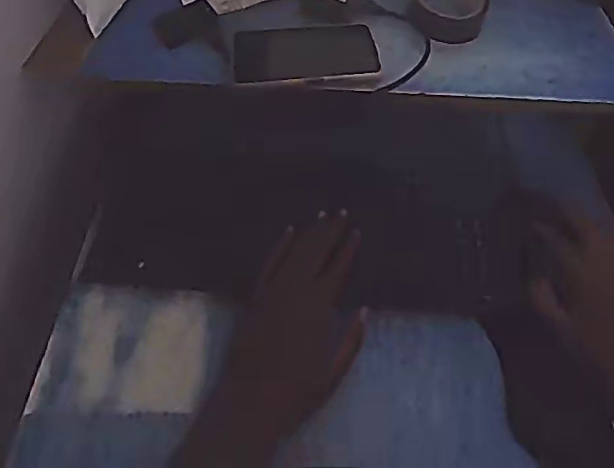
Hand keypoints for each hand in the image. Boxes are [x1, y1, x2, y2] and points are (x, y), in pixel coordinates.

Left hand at [171, 212, 365, 467]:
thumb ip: (351, 341)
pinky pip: (270, 261)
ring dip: (310, 231)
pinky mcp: (256, 294)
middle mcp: (296, 290)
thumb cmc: (296, 393)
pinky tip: (290, 229)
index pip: (337, 268)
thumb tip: (364, 310)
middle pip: (316, 251)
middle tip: (341, 213)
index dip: (348, 249)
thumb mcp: (333, 375)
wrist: (250, 400)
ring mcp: (273, 289)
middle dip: (330, 230)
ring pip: (294, 250)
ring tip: (322, 215)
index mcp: (318, 308)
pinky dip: (281, 243)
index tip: (356, 232)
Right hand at [525, 205, 613, 419]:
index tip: (515, 205)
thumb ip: (542, 297)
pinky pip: (609, 240)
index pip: (552, 234)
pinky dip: (591, 229)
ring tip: (553, 208)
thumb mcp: (561, 330)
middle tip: (534, 195)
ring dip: (575, 214)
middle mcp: (603, 260)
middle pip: (579, 219)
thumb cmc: (598, 358)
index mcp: (581, 271)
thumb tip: (534, 274)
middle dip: (556, 204)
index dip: (534, 219)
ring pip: (597, 226)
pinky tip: (579, 233)